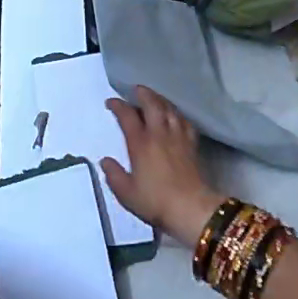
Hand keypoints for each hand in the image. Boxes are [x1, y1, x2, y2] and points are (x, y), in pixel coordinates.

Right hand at [102, 86, 225, 247]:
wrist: (191, 209)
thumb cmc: (155, 201)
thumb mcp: (126, 192)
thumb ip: (113, 174)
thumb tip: (105, 160)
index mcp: (140, 143)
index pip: (128, 116)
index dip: (118, 105)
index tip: (111, 102)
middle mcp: (159, 134)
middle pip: (152, 105)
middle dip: (143, 93)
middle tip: (136, 89)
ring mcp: (178, 138)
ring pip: (170, 110)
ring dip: (161, 100)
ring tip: (154, 97)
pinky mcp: (192, 146)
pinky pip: (185, 122)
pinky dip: (178, 114)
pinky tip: (175, 116)